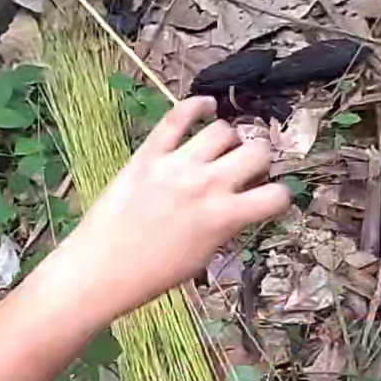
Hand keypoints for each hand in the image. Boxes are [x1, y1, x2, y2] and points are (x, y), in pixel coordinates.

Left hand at [34, 96, 290, 323]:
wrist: (101, 268)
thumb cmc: (153, 274)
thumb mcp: (203, 257)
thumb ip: (227, 226)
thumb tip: (241, 205)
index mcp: (224, 217)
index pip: (275, 196)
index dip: (279, 197)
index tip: (270, 198)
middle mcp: (207, 184)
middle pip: (256, 152)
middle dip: (260, 161)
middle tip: (247, 170)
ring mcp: (177, 164)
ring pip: (223, 130)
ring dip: (230, 139)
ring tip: (223, 148)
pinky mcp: (149, 153)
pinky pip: (177, 117)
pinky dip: (196, 106)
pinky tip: (206, 107)